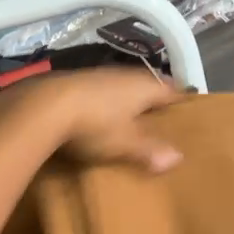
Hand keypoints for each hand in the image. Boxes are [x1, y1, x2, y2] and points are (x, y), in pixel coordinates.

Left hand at [8, 67, 185, 171]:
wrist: (45, 105)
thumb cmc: (95, 124)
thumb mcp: (125, 142)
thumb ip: (150, 150)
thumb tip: (177, 158)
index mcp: (144, 87)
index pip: (170, 89)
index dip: (180, 97)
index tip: (188, 106)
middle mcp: (126, 75)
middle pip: (147, 83)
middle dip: (154, 96)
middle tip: (163, 112)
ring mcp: (100, 75)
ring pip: (124, 84)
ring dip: (129, 96)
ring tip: (134, 112)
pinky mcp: (77, 79)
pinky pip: (103, 89)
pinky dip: (108, 99)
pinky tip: (102, 111)